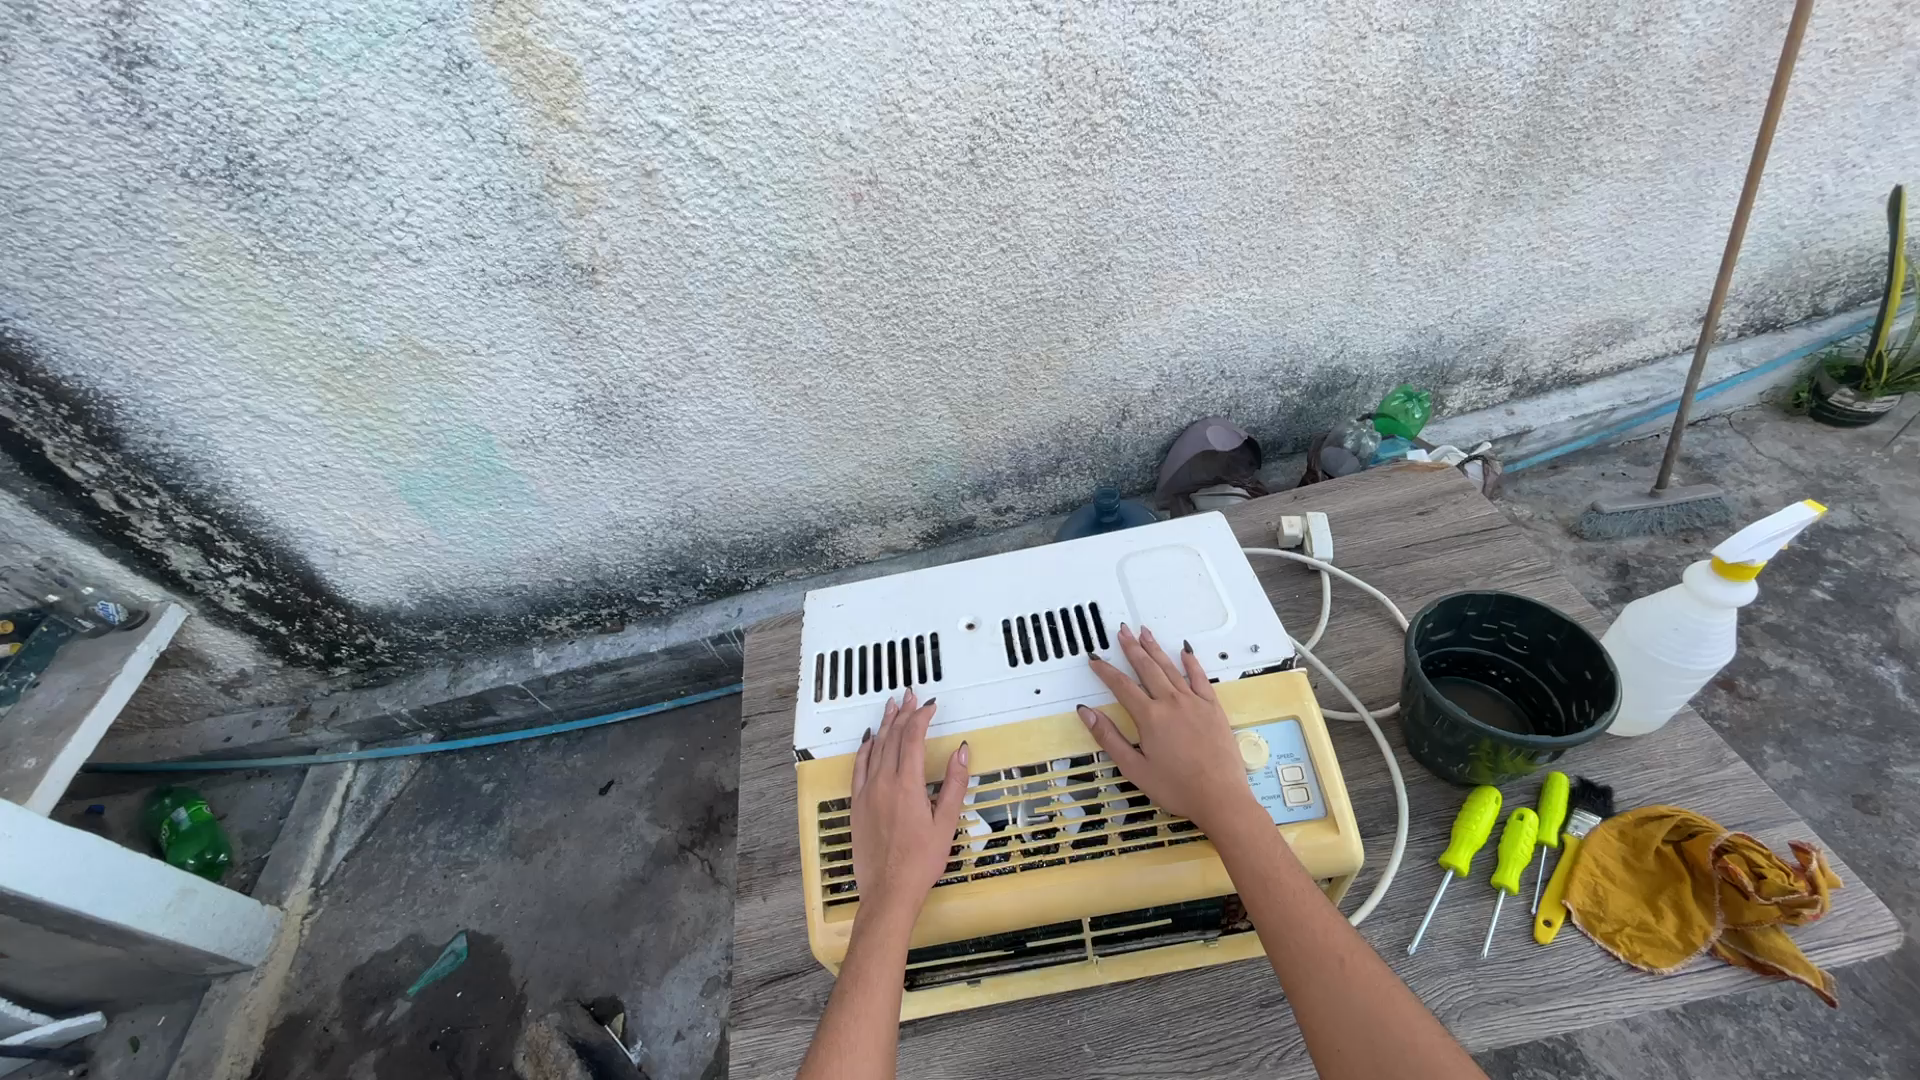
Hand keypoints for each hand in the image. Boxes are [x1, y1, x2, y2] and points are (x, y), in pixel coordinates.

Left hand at [851, 689, 969, 923]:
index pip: (913, 739)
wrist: (888, 892)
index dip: (922, 717)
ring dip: (884, 724)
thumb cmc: (922, 861)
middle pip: (893, 737)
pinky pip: (859, 767)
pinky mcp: (857, 804)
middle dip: (903, 713)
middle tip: (910, 694)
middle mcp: (883, 782)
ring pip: (875, 748)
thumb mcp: (946, 824)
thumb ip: (954, 785)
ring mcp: (866, 792)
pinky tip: (869, 739)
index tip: (931, 705)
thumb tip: (962, 751)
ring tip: (891, 705)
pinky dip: (865, 748)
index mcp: (907, 785)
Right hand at [1079, 624, 1261, 833]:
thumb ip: (1109, 737)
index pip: (1121, 686)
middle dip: (1132, 648)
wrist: (1221, 799)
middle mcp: (1171, 703)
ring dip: (1155, 649)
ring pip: (1170, 668)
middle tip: (1122, 631)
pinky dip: (1191, 663)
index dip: (1105, 671)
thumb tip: (1086, 712)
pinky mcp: (1213, 708)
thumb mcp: (1134, 768)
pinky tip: (1185, 651)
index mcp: (1150, 717)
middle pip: (1146, 668)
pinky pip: (1200, 678)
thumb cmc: (1177, 788)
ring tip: (1145, 632)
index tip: (1094, 659)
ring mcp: (1195, 703)